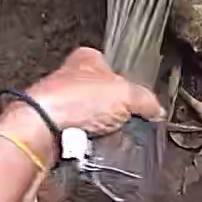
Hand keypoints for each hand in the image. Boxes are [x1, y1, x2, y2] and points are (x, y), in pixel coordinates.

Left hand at [0, 47, 163, 154]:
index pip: (116, 68)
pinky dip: (92, 139)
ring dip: (106, 127)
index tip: (140, 100)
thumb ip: (148, 101)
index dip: (130, 84)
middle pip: (107, 94)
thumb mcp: (127, 94)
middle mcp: (71, 76)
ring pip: (95, 116)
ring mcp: (62, 101)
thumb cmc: (76, 99)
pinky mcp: (55, 124)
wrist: (43, 128)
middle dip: (119, 109)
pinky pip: (84, 133)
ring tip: (112, 134)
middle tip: (129, 119)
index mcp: (87, 58)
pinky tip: (96, 142)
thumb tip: (157, 110)